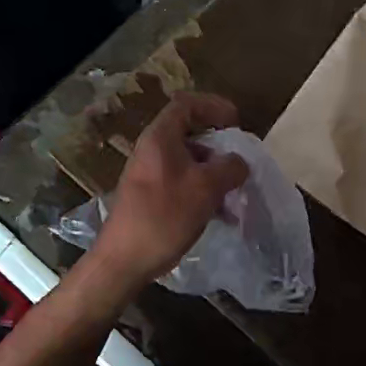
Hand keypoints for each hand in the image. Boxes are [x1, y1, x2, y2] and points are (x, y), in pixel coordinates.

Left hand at [91, 92, 250, 284]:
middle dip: (220, 147)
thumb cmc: (165, 216)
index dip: (215, 106)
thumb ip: (230, 167)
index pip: (187, 104)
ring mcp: (150, 175)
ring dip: (215, 173)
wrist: (124, 261)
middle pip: (191, 133)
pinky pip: (184, 183)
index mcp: (161, 138)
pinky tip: (222, 214)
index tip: (236, 124)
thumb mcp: (207, 187)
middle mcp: (153, 150)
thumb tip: (239, 163)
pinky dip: (204, 191)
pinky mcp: (151, 197)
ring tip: (235, 193)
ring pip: (190, 162)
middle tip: (240, 163)